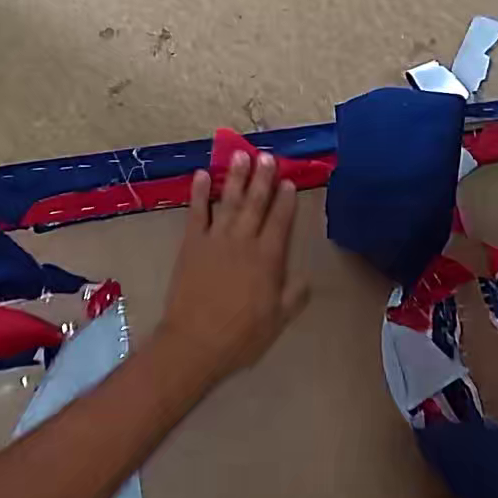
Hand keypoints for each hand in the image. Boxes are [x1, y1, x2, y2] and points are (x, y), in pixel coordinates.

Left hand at [154, 151, 311, 383]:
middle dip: (263, 179)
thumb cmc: (241, 335)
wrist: (196, 341)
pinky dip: (200, 193)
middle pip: (256, 204)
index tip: (288, 181)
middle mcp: (244, 241)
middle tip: (268, 157)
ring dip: (236, 177)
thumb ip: (294, 295)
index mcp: (268, 258)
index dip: (285, 200)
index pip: (280, 221)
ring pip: (230, 201)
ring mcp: (216, 239)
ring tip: (241, 155)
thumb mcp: (278, 319)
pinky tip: (203, 176)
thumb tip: (305, 277)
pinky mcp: (191, 244)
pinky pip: (197, 212)